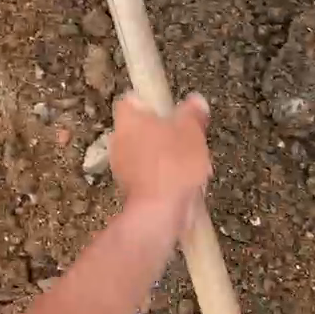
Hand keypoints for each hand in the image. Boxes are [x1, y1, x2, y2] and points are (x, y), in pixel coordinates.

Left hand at [111, 92, 211, 226]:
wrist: (160, 212)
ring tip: (191, 165)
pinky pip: (149, 176)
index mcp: (127, 119)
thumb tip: (196, 101)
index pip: (132, 101)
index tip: (170, 110)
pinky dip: (164, 178)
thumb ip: (192, 113)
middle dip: (164, 134)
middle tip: (187, 138)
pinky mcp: (130, 191)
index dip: (152, 103)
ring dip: (166, 158)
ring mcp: (122, 168)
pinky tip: (185, 184)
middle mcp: (118, 142)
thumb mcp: (192, 131)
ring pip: (146, 154)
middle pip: (141, 129)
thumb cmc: (173, 165)